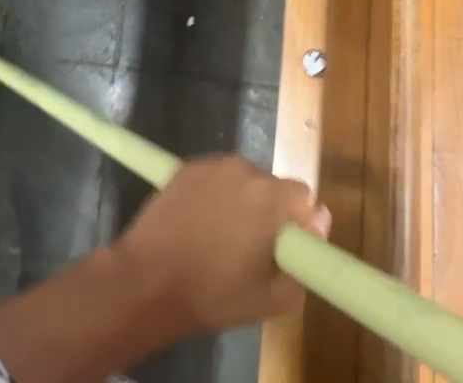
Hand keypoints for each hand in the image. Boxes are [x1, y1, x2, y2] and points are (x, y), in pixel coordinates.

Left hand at [114, 155, 331, 334]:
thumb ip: (305, 264)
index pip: (304, 196)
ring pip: (242, 180)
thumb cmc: (214, 292)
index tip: (284, 248)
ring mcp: (211, 165)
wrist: (148, 280)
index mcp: (271, 196)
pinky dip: (215, 195)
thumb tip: (314, 229)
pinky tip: (199, 223)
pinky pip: (215, 179)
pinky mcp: (184, 168)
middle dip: (270, 211)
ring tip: (221, 236)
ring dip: (242, 201)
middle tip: (252, 246)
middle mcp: (244, 169)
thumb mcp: (275, 298)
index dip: (299, 222)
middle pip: (272, 186)